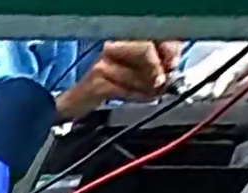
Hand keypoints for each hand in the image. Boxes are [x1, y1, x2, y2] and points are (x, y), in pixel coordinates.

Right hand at [55, 41, 182, 119]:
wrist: (74, 102)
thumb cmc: (104, 84)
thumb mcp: (132, 68)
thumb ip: (152, 63)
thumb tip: (170, 67)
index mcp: (126, 36)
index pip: (155, 34)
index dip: (169, 48)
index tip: (174, 64)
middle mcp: (115, 43)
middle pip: (146, 49)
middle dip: (158, 68)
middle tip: (164, 81)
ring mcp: (104, 61)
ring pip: (136, 72)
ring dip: (148, 86)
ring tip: (154, 93)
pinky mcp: (97, 80)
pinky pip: (124, 88)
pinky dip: (137, 95)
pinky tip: (143, 98)